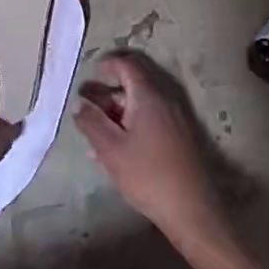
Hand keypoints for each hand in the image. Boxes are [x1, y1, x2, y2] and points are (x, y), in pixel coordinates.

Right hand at [73, 53, 225, 245]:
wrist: (189, 204)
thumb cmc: (146, 173)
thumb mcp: (111, 149)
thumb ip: (92, 123)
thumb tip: (80, 104)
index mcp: (148, 96)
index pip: (129, 66)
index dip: (110, 63)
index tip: (93, 69)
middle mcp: (164, 100)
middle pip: (134, 84)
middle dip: (108, 91)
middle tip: (85, 102)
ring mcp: (173, 118)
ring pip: (140, 104)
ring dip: (116, 110)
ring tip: (92, 128)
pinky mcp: (177, 135)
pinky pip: (149, 119)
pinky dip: (130, 124)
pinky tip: (112, 147)